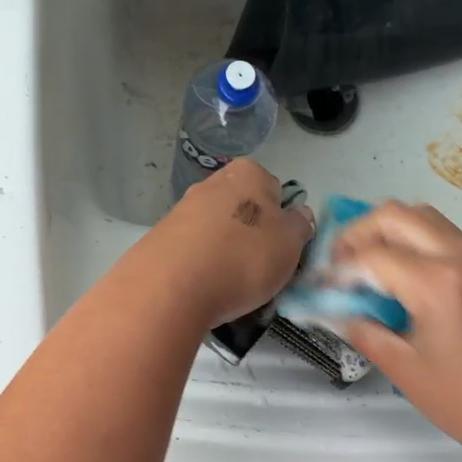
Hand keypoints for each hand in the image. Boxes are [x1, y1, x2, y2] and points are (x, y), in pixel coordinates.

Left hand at [134, 159, 313, 326]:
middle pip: (244, 211)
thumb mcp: (290, 243)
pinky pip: (194, 252)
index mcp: (249, 173)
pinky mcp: (161, 238)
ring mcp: (183, 210)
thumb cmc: (243, 258)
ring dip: (227, 254)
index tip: (282, 248)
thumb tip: (298, 214)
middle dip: (253, 236)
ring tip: (233, 287)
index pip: (276, 191)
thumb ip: (299, 224)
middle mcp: (212, 183)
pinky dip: (203, 267)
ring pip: (218, 232)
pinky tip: (206, 289)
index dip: (282, 220)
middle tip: (261, 270)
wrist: (172, 288)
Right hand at [335, 202, 461, 461]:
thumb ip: (364, 330)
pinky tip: (400, 281)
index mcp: (439, 283)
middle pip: (397, 216)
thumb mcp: (405, 371)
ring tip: (366, 270)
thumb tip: (334, 311)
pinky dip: (415, 244)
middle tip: (339, 268)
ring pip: (423, 218)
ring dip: (388, 234)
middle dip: (358, 234)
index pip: (372, 256)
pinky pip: (445, 237)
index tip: (319, 289)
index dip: (338, 270)